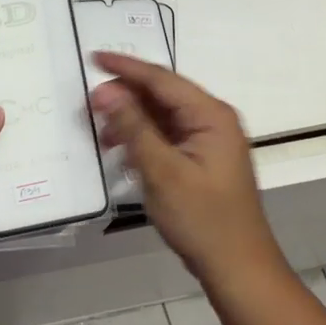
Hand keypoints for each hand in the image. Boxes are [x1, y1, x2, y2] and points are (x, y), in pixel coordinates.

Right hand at [89, 53, 281, 278]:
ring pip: (161, 116)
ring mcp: (208, 140)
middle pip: (161, 94)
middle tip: (88, 106)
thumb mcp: (162, 171)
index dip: (125, 67)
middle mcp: (213, 120)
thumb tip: (105, 91)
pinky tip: (121, 153)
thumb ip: (133, 127)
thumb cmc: (202, 218)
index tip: (92, 57)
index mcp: (211, 116)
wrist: (236, 266)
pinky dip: (141, 138)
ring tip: (101, 135)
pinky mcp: (200, 159)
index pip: (162, 79)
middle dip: (124, 96)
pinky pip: (166, 136)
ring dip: (130, 120)